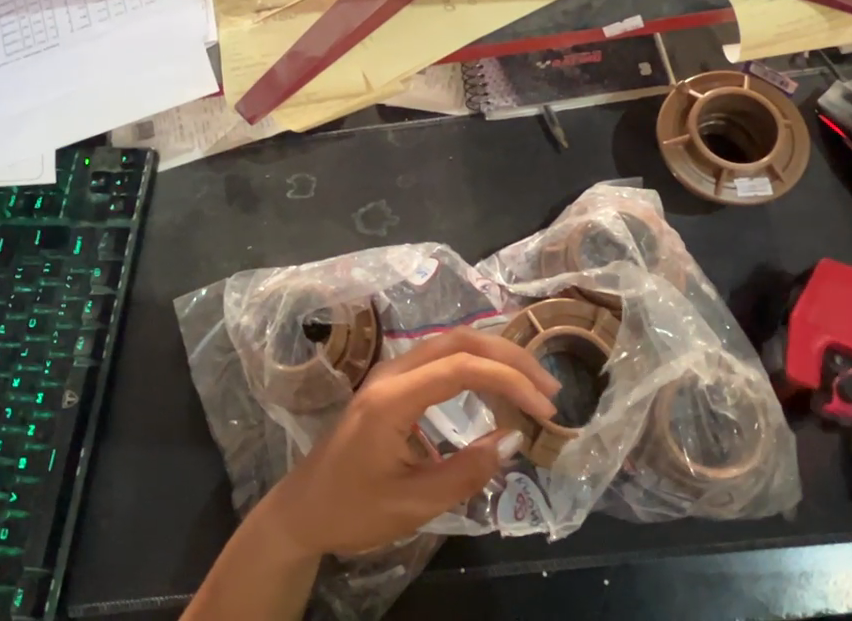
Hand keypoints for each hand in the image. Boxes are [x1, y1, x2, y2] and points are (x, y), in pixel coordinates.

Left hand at [252, 328, 560, 558]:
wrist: (302, 510)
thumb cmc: (353, 510)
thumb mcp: (413, 505)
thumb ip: (465, 472)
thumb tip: (512, 438)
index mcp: (392, 398)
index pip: (461, 367)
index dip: (509, 381)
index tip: (544, 409)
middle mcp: (392, 372)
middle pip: (460, 341)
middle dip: (510, 358)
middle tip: (548, 390)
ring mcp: (390, 373)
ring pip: (451, 343)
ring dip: (495, 358)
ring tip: (533, 388)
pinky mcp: (393, 383)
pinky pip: (442, 359)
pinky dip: (477, 366)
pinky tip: (497, 389)